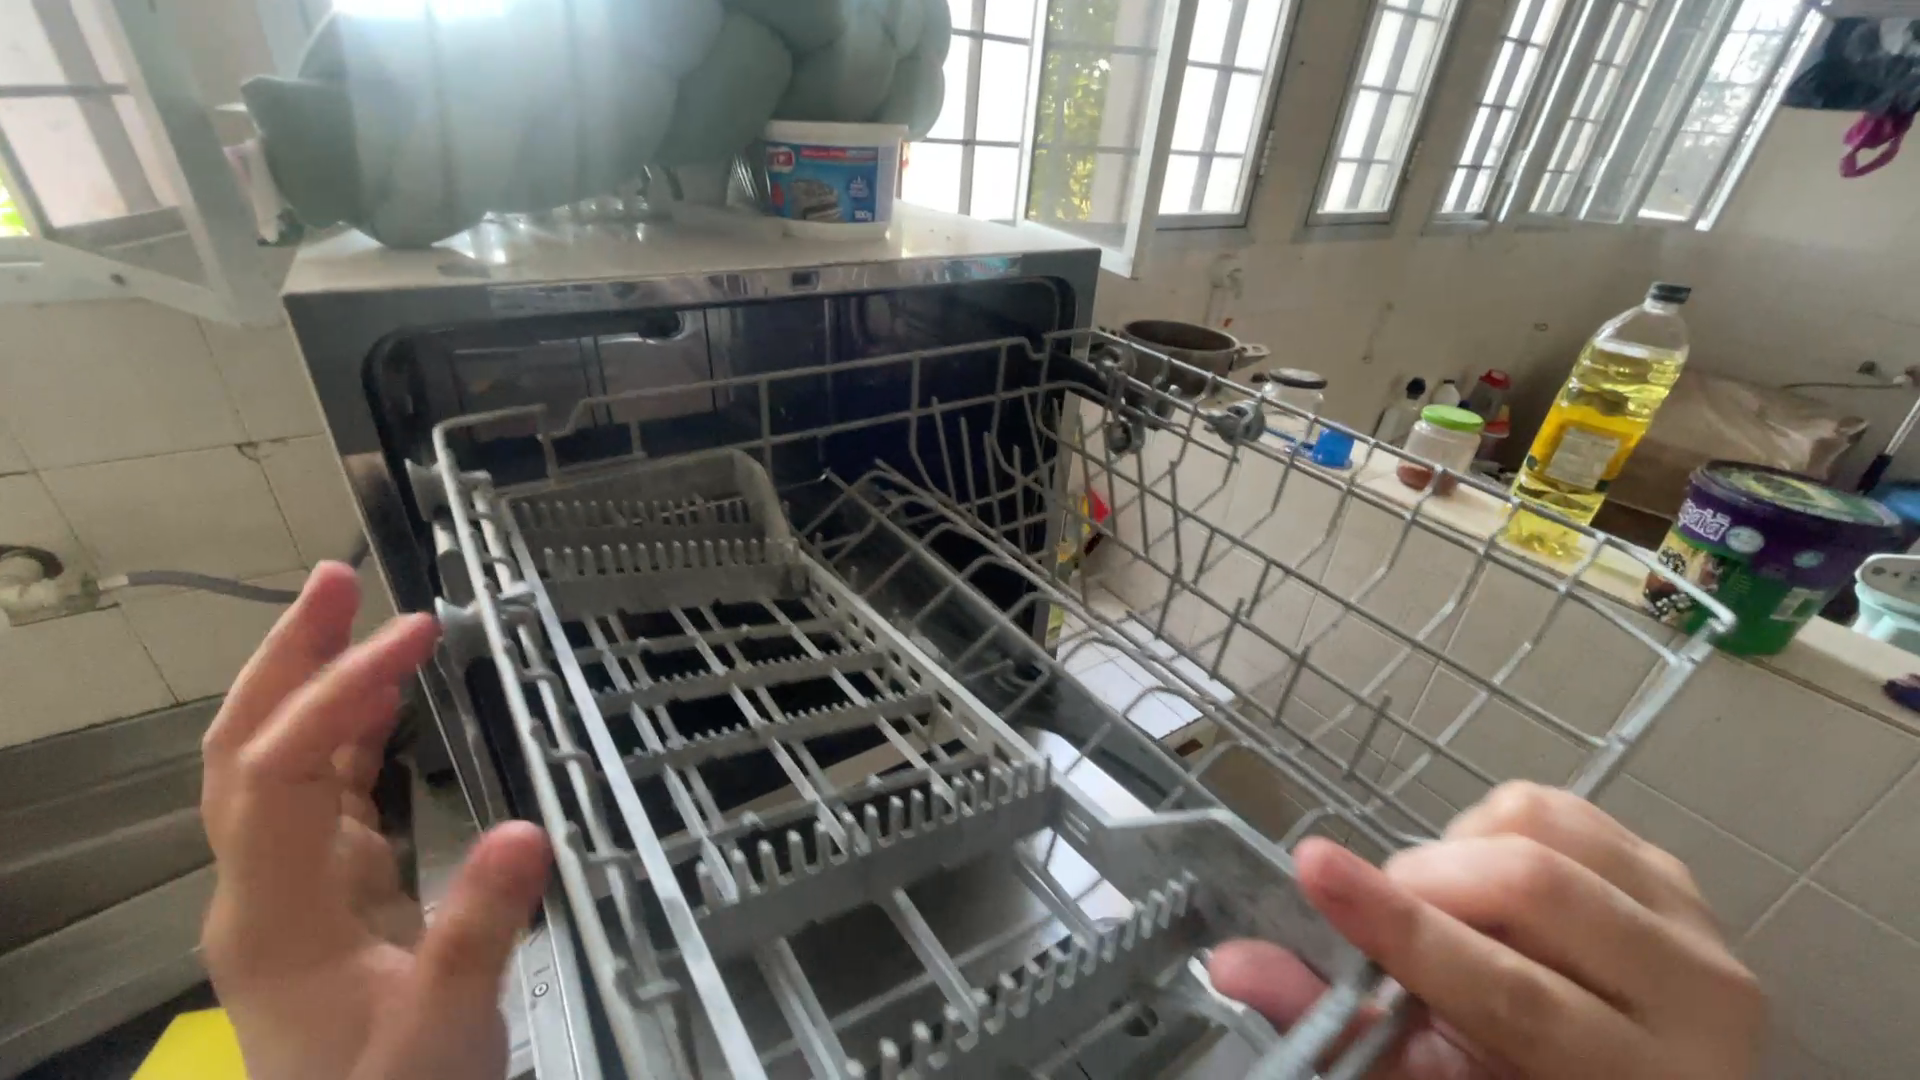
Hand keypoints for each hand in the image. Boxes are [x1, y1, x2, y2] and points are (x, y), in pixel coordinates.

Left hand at [200, 562, 552, 1079]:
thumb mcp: (445, 1023)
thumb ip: (480, 928)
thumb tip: (530, 828)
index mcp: (279, 910)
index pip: (284, 770)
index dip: (340, 690)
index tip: (418, 632)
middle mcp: (264, 884)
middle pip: (244, 750)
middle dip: (287, 658)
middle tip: (336, 580)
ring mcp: (290, 885)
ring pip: (278, 762)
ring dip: (316, 683)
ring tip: (368, 621)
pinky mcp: (325, 889)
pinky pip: (325, 788)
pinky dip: (351, 729)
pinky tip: (386, 702)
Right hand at [1210, 782, 1764, 1078]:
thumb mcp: (1425, 1079)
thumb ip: (1330, 1019)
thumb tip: (1229, 963)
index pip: (1508, 991)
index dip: (1398, 926)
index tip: (1311, 865)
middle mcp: (1696, 1001)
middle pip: (1530, 885)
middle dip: (1422, 880)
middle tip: (1384, 906)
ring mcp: (1693, 922)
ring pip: (1539, 825)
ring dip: (1459, 850)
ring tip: (1449, 903)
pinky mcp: (1672, 872)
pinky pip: (1556, 805)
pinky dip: (1492, 827)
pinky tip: (1490, 880)